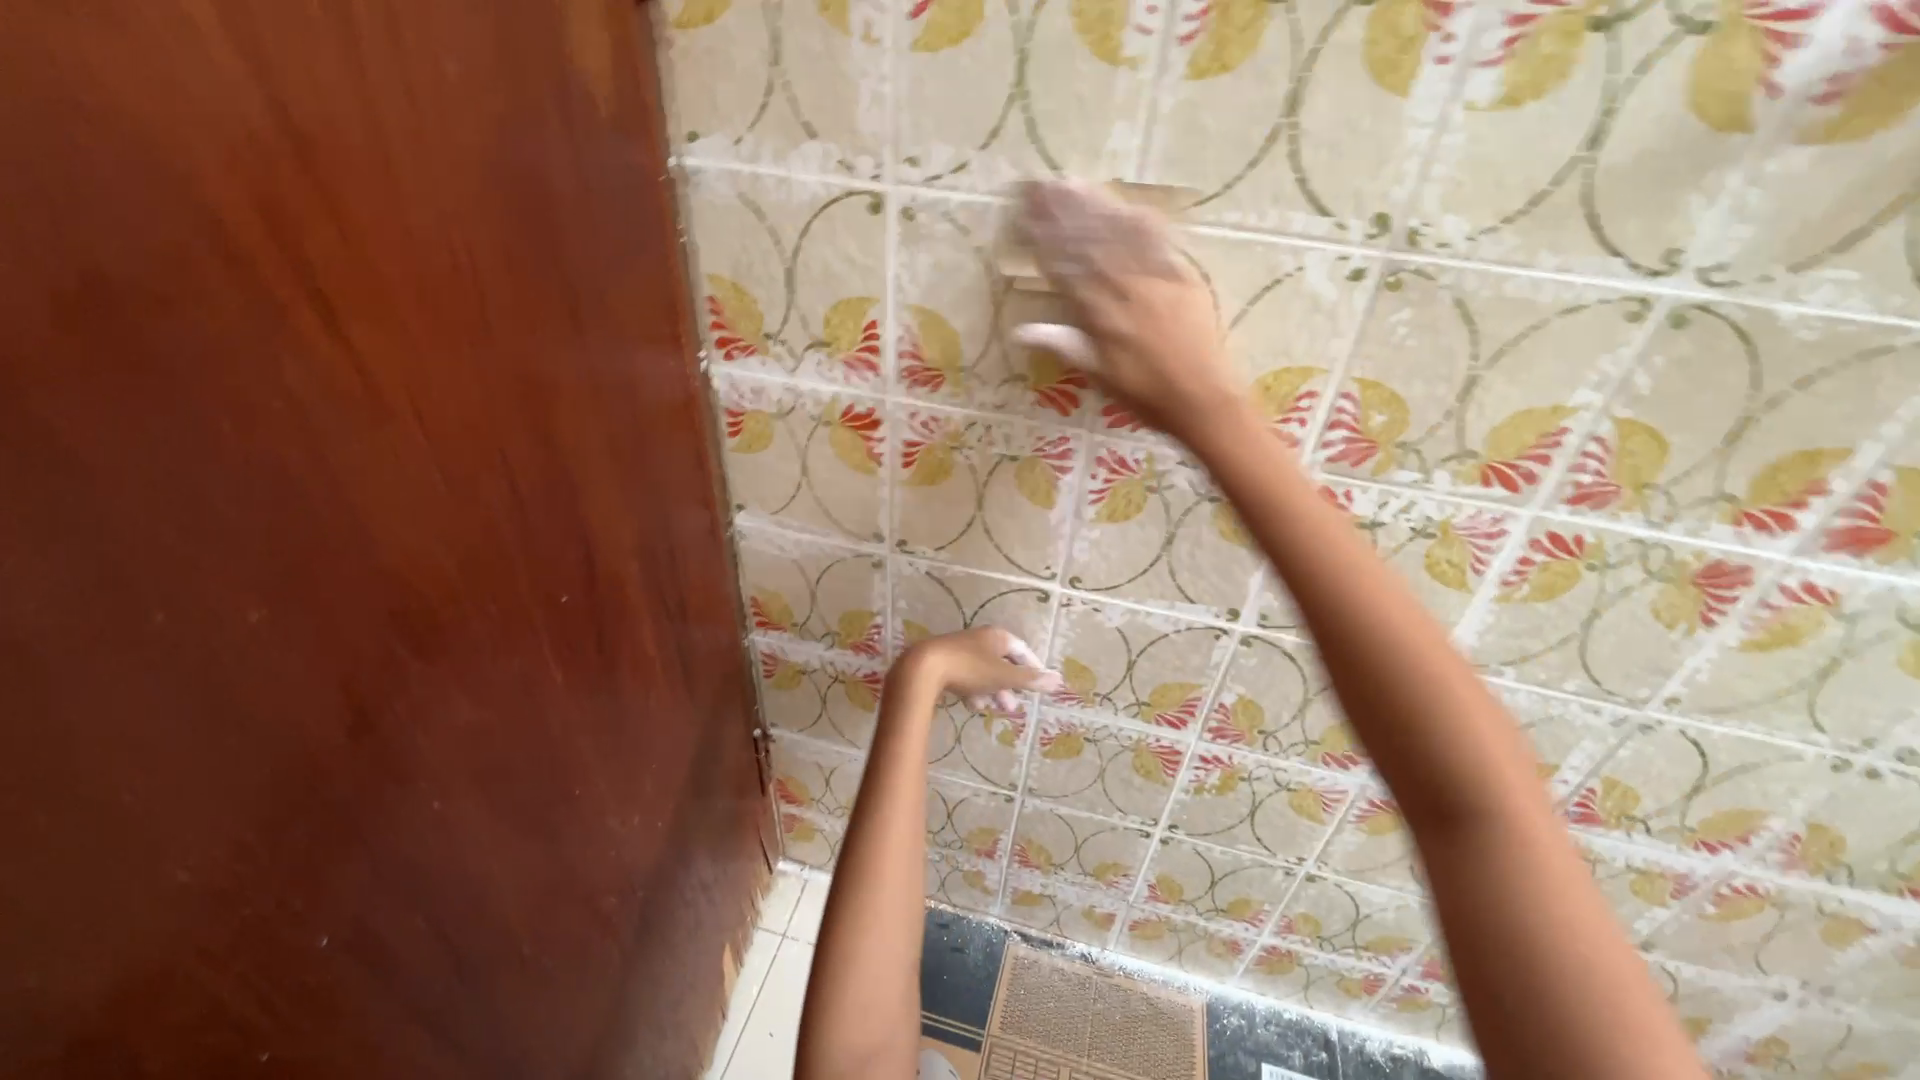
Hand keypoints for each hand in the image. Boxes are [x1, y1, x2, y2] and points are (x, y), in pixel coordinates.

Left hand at [901, 627, 1060, 714]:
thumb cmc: (969, 668)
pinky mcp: (944, 662)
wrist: (924, 667)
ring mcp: (960, 650)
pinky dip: (973, 691)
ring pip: (984, 673)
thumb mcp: (1004, 676)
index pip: (1022, 651)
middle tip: (1013, 708)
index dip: (1032, 668)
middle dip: (1010, 687)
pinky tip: (973, 705)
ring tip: (994, 710)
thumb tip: (1060, 680)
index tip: (1039, 685)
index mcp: (997, 637)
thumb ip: (1031, 680)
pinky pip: (966, 677)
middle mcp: (980, 639)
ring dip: (992, 692)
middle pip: (1002, 664)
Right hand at [1011, 180, 1241, 445]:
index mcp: (1098, 314)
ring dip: (1096, 206)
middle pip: (1089, 242)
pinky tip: (1127, 205)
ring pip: (1120, 235)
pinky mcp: (1183, 278)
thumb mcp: (1099, 376)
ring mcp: (1155, 279)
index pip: (1064, 267)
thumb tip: (1020, 330)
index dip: (1043, 238)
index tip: (1025, 212)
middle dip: (1063, 211)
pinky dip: (1141, 221)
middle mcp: (1124, 289)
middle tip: (1043, 183)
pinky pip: (1160, 243)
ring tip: (1075, 183)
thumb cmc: (1146, 396)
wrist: (1202, 400)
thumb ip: (1064, 345)